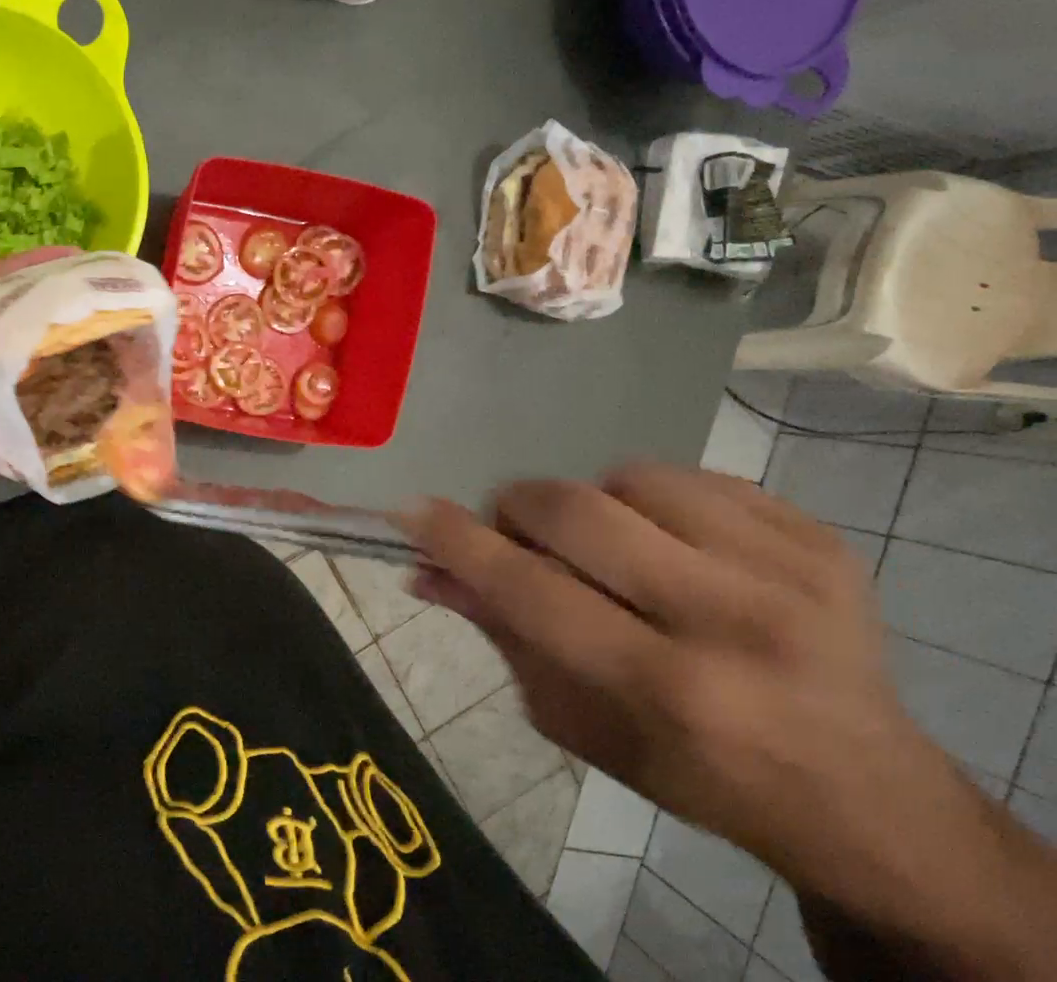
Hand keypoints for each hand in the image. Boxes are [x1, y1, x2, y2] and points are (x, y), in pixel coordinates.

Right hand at [406, 464, 1056, 972]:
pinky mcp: (821, 538)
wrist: (853, 788)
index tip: (412, 511)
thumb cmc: (689, 770)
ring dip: (591, 505)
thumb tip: (426, 570)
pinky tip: (667, 545)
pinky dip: (653, 501)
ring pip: (630, 477)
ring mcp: (788, 569)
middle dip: (518, 509)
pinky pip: (694, 477)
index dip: (459, 541)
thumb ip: (500, 634)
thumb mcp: (575, 721)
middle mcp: (730, 619)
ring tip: (607, 548)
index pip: (530, 587)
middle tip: (514, 533)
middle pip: (577, 511)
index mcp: (663, 686)